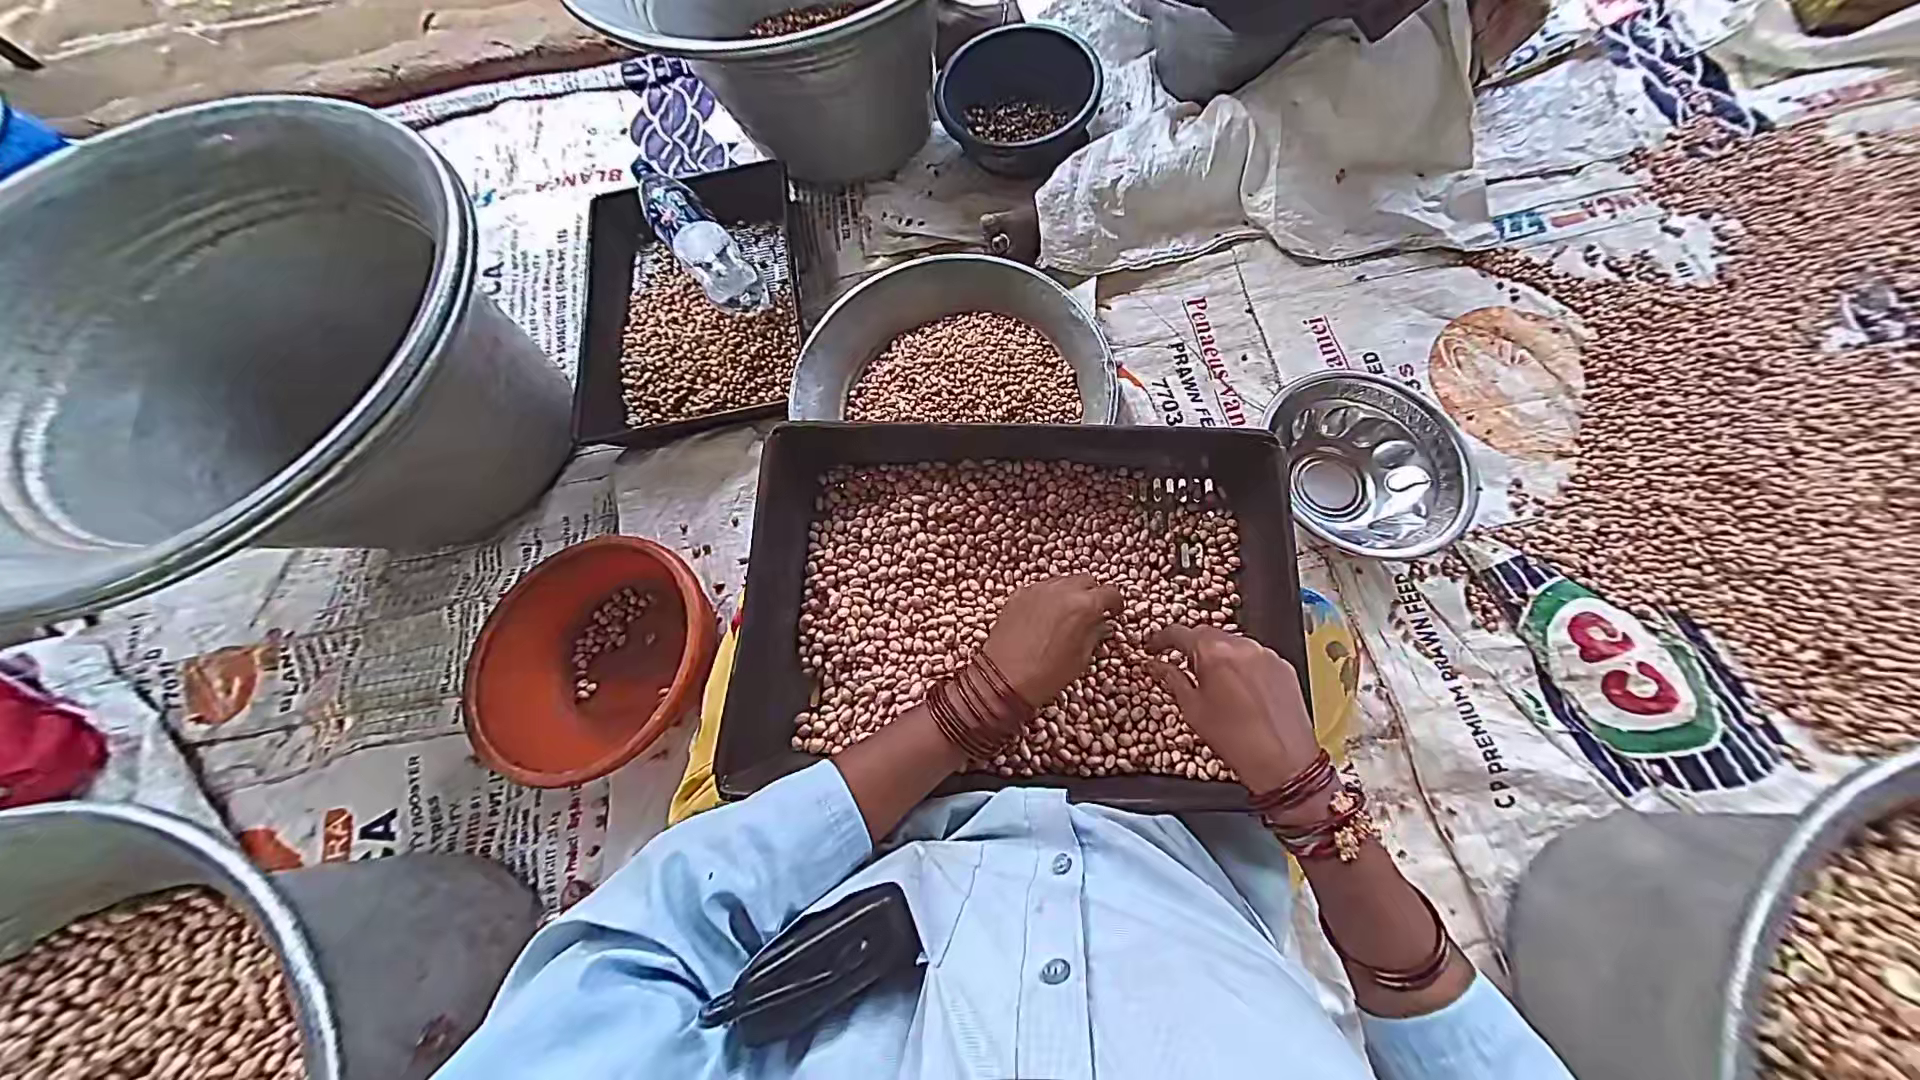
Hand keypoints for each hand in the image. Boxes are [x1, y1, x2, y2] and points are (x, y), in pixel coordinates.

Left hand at [981, 576, 1122, 705]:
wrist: (1004, 678)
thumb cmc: (1045, 674)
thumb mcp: (1081, 658)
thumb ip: (1094, 633)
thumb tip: (1100, 623)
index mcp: (1083, 606)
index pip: (1110, 592)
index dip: (1115, 603)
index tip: (1113, 611)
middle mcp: (1061, 591)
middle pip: (1086, 580)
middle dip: (1092, 594)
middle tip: (1090, 612)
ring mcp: (1037, 590)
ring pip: (1062, 581)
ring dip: (1069, 593)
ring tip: (1066, 614)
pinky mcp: (1018, 595)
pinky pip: (1040, 589)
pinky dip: (1047, 597)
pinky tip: (1045, 616)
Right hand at [1146, 625, 1318, 792]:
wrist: (1284, 762)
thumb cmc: (1237, 740)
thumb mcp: (1192, 709)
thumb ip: (1172, 679)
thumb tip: (1158, 666)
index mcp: (1214, 652)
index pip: (1179, 632)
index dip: (1161, 639)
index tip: (1155, 647)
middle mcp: (1242, 646)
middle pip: (1207, 634)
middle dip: (1191, 646)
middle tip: (1179, 663)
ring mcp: (1265, 654)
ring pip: (1231, 643)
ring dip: (1217, 654)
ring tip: (1211, 681)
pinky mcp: (1283, 666)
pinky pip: (1254, 655)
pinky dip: (1241, 664)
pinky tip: (1237, 688)